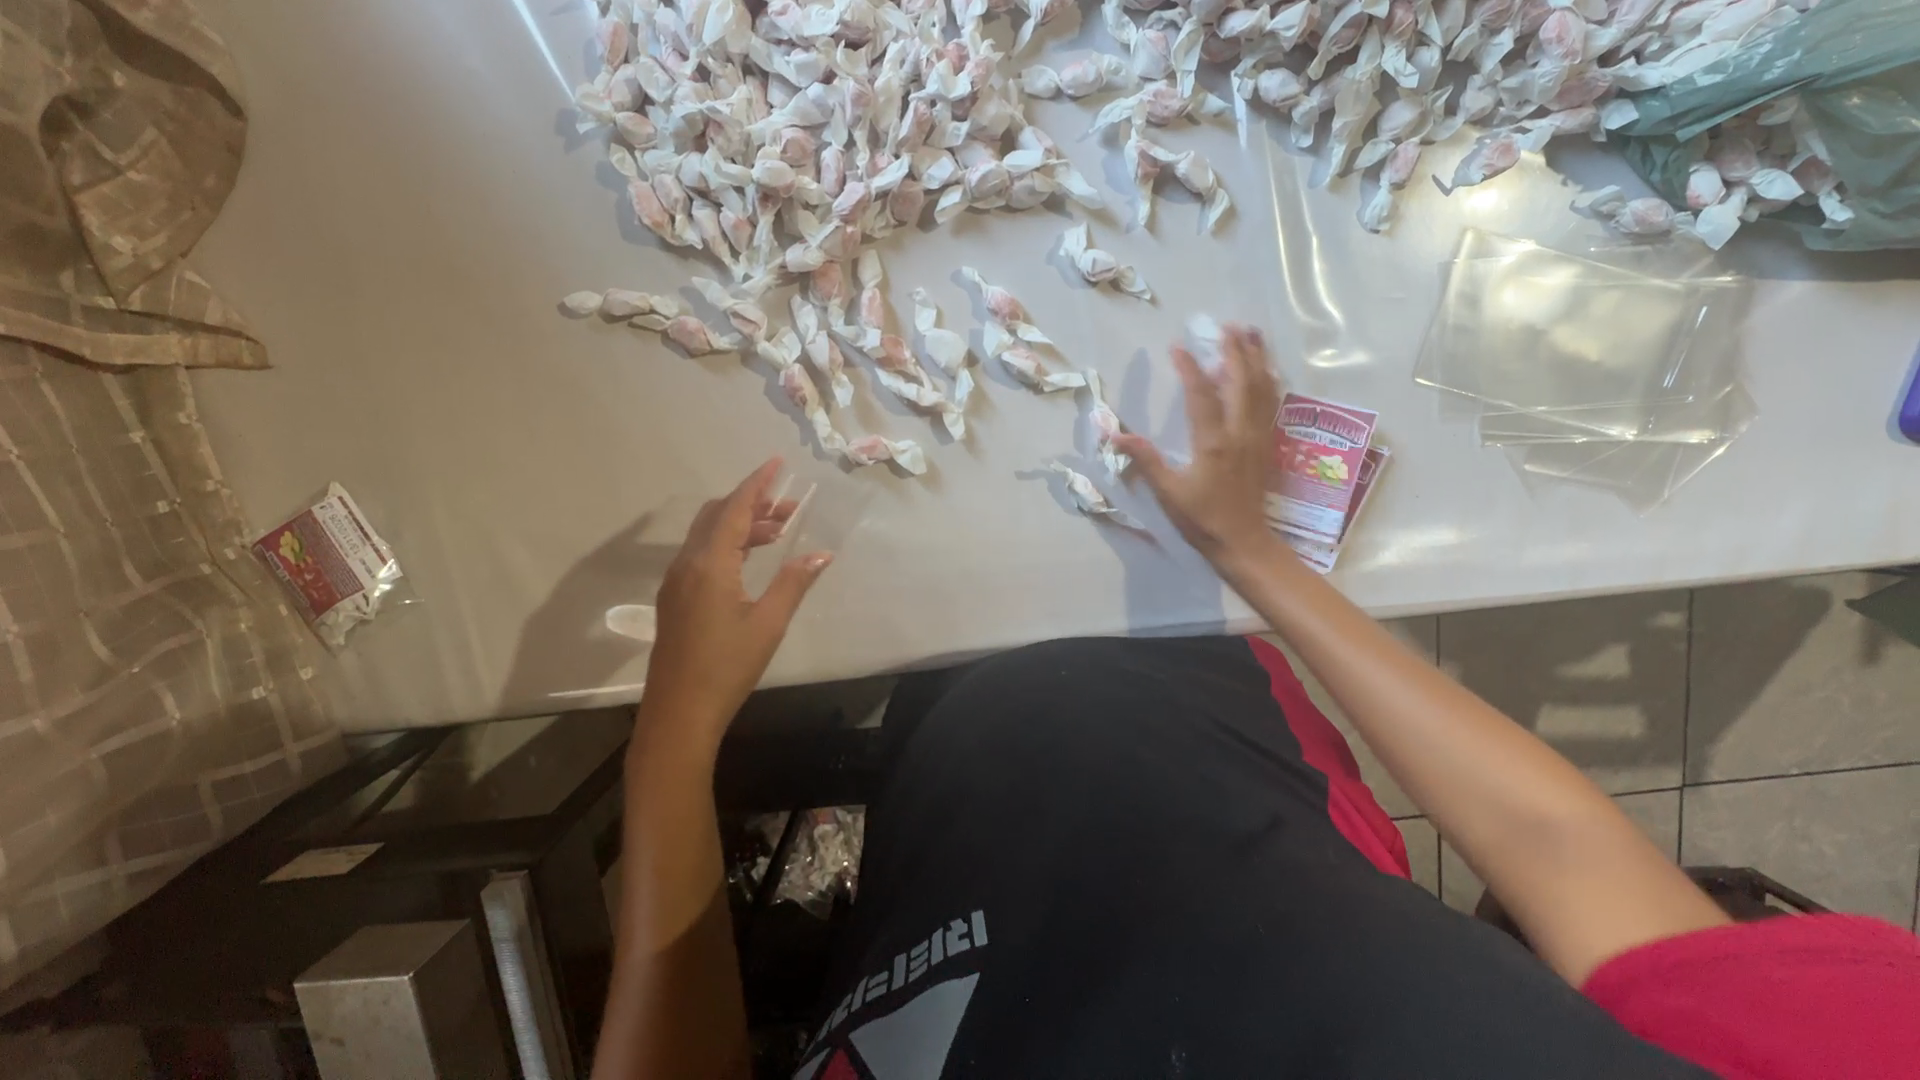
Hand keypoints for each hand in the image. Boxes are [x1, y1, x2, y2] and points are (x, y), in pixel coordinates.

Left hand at [642, 458, 832, 737]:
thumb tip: (821, 552)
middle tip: (788, 505)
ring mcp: (676, 582)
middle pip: (718, 516)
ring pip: (707, 536)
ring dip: (740, 525)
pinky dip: (726, 545)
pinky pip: (700, 554)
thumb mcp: (769, 623)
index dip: (758, 483)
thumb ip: (794, 582)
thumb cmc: (728, 667)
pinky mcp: (674, 600)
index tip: (778, 462)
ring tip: (777, 531)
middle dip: (752, 503)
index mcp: (710, 564)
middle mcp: (687, 564)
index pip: (735, 509)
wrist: (680, 712)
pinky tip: (748, 560)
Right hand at [1112, 323, 1281, 571]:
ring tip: (1252, 334)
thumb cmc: (1202, 519)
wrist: (1243, 542)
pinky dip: (1268, 381)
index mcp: (1213, 442)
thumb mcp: (1168, 493)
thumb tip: (1114, 436)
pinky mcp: (1266, 445)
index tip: (1179, 346)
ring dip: (1257, 359)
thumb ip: (1146, 460)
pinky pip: (1271, 404)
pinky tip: (1266, 370)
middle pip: (1242, 381)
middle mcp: (1240, 433)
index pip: (1201, 395)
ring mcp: (1257, 437)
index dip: (1190, 368)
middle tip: (1228, 325)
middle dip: (1235, 351)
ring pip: (1263, 388)